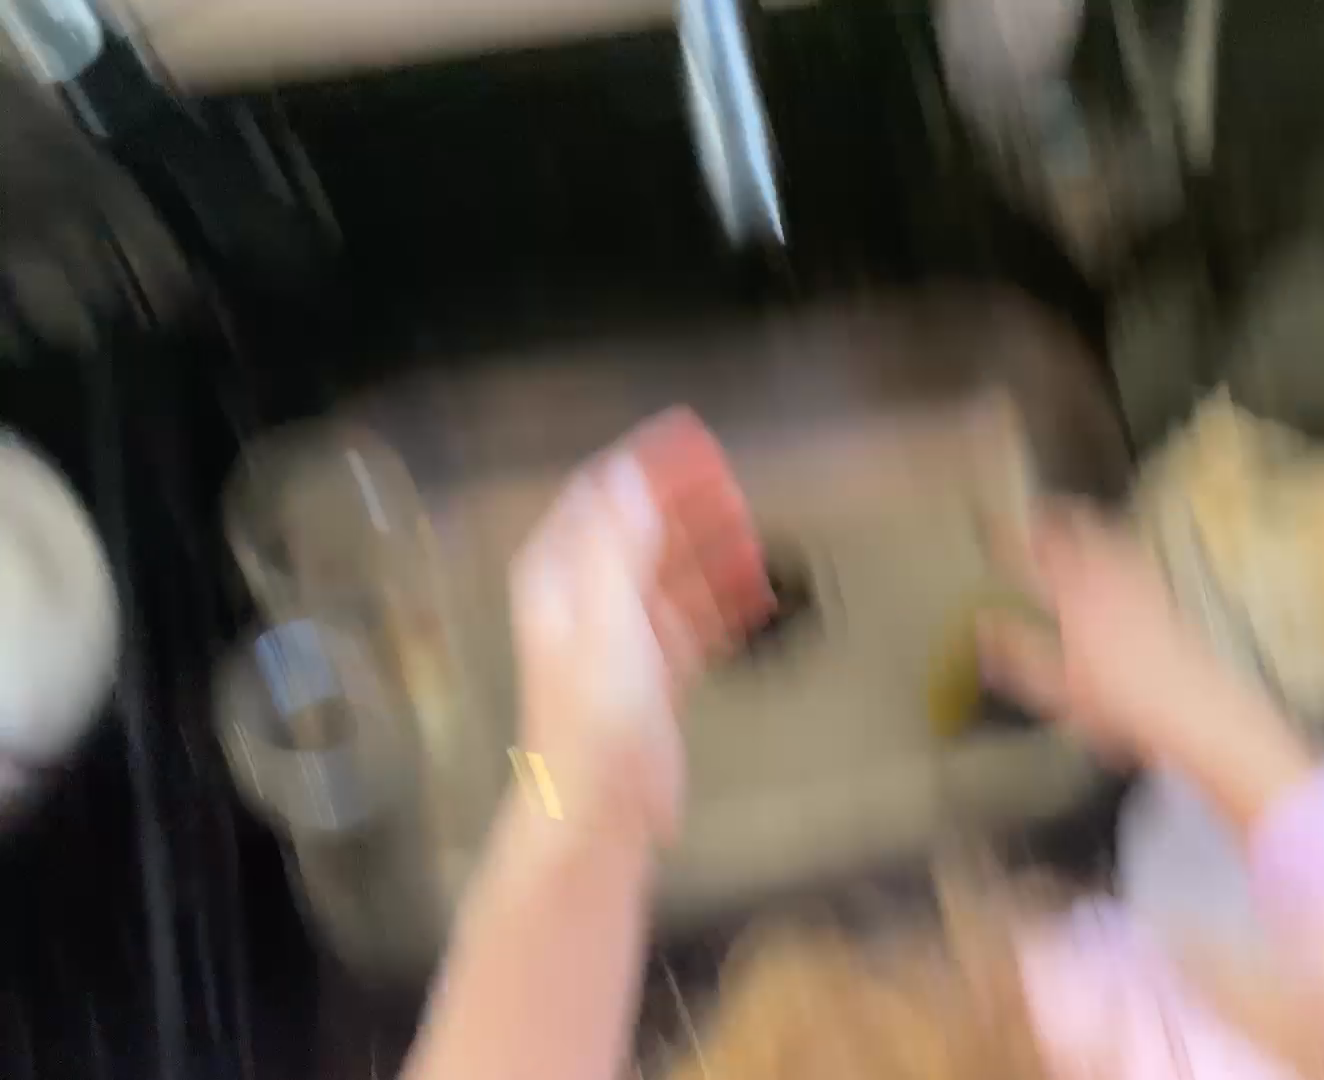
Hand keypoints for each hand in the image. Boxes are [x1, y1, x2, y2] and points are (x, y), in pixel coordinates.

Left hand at [508, 408, 770, 846]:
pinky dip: (726, 597)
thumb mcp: (604, 624)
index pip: (605, 498)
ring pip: (677, 569)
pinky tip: (755, 590)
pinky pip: (700, 614)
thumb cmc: (594, 719)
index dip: (646, 462)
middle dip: (687, 499)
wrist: (600, 807)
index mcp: (566, 578)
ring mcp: (631, 631)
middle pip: (646, 528)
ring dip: (712, 544)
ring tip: (750, 527)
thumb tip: (628, 476)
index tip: (690, 435)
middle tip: (730, 478)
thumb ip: (615, 547)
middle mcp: (594, 596)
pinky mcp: (662, 664)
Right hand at [974, 503, 1217, 762]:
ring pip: (1106, 530)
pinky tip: (1114, 548)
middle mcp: (1106, 576)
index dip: (1011, 535)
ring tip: (1070, 518)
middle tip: (1035, 513)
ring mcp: (1138, 577)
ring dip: (1083, 520)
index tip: (995, 527)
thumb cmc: (1119, 700)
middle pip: (1075, 525)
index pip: (1035, 552)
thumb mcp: (1056, 687)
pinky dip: (1114, 538)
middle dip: (1051, 514)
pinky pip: (1132, 548)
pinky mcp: (1161, 588)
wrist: (1193, 706)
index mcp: (1074, 595)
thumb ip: (1016, 653)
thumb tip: (982, 625)